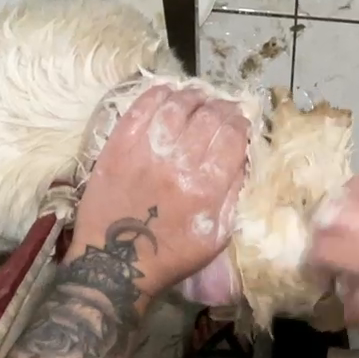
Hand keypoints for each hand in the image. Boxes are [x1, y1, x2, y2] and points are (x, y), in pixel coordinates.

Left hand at [73, 85, 249, 295]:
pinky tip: (168, 93)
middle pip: (208, 116)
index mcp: (207, 188)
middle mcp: (179, 164)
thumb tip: (243, 156)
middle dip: (221, 106)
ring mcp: (146, 151)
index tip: (241, 119)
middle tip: (222, 107)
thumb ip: (234, 193)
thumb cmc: (172, 254)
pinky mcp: (118, 146)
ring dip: (193, 96)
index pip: (232, 135)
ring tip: (198, 97)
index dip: (241, 121)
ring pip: (177, 105)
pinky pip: (141, 108)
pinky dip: (158, 94)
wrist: (115, 264)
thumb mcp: (218, 235)